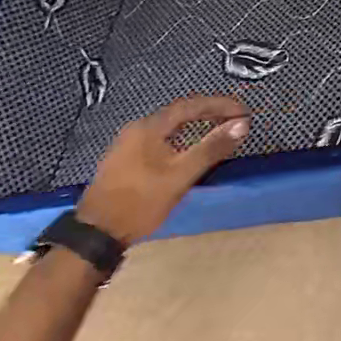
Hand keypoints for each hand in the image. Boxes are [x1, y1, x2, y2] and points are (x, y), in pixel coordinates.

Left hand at [75, 96, 249, 244]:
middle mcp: (137, 128)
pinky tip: (190, 148)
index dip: (221, 105)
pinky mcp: (126, 159)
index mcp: (149, 127)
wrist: (95, 235)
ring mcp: (128, 144)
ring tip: (220, 130)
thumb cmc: (140, 203)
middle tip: (236, 120)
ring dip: (197, 125)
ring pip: (170, 126)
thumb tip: (242, 124)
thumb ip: (212, 148)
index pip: (192, 105)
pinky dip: (182, 137)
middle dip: (210, 113)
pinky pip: (161, 138)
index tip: (244, 111)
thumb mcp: (181, 175)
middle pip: (180, 112)